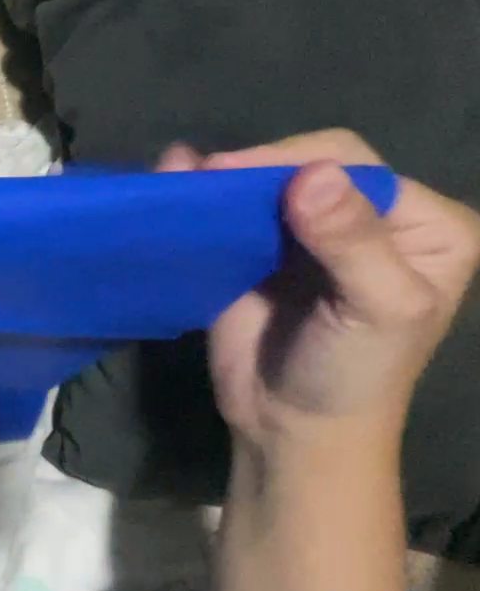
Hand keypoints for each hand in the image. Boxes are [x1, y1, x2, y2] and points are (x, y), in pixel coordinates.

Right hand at [160, 131, 479, 455]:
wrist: (293, 427)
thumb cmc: (356, 372)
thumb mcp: (378, 308)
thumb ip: (351, 242)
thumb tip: (309, 178)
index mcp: (418, 224)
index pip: (355, 168)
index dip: (294, 163)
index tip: (228, 172)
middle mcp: (361, 223)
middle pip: (305, 172)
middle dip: (252, 169)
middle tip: (197, 177)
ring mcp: (298, 245)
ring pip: (261, 196)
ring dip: (219, 184)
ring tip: (174, 175)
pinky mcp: (248, 268)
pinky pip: (227, 230)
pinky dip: (200, 212)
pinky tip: (172, 194)